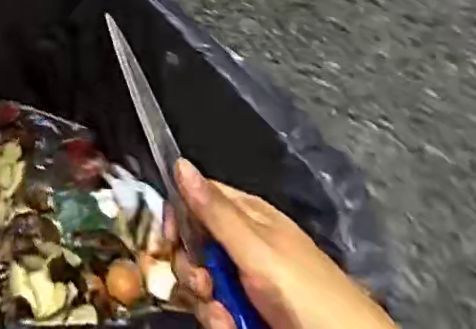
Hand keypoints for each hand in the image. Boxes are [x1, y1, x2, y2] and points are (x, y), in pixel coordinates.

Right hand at [174, 159, 396, 328]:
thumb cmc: (304, 290)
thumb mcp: (256, 248)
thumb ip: (215, 211)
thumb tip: (180, 162)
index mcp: (246, 214)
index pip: (198, 198)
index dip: (180, 215)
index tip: (171, 238)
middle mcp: (242, 243)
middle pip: (194, 245)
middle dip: (192, 268)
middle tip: (206, 283)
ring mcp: (245, 281)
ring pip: (203, 283)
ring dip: (206, 303)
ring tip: (226, 318)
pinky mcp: (247, 314)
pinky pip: (217, 312)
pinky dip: (220, 323)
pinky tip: (232, 328)